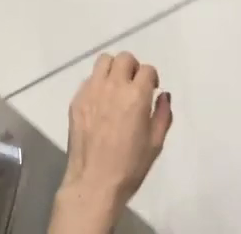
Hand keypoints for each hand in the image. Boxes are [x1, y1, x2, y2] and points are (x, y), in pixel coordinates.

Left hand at [52, 52, 172, 231]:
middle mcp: (113, 85)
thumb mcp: (156, 143)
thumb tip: (163, 95)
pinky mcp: (77, 99)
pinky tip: (100, 103)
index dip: (152, 78)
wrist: (94, 182)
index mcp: (136, 95)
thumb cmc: (130, 166)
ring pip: (104, 61)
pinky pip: (89, 79)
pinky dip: (97, 84)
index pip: (147, 69)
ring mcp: (92, 90)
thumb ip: (163, 114)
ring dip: (113, 69)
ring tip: (115, 87)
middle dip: (133, 68)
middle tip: (134, 86)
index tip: (151, 90)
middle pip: (124, 58)